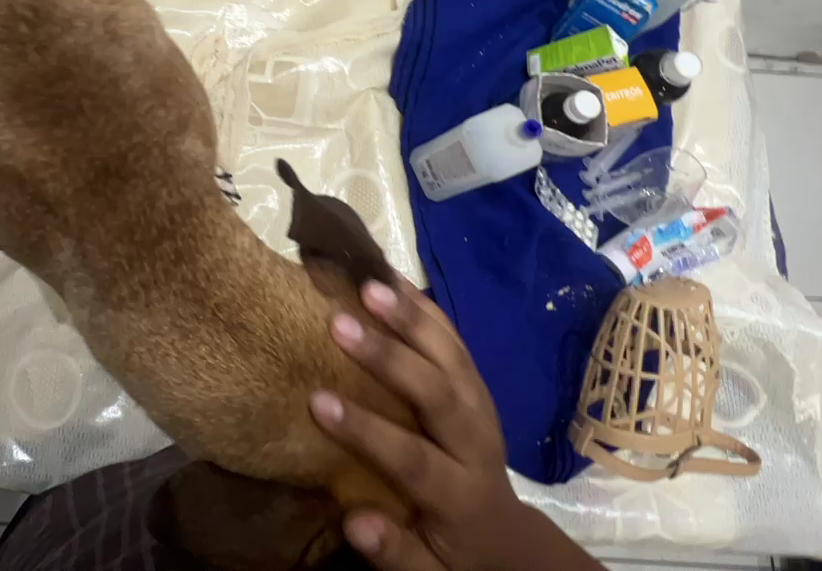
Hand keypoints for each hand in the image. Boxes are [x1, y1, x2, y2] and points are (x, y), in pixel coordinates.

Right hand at [311, 279, 537, 570]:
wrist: (504, 531)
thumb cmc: (453, 551)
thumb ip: (396, 552)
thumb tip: (354, 523)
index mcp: (461, 493)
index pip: (414, 459)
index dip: (367, 431)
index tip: (317, 401)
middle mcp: (475, 438)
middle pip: (438, 390)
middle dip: (387, 355)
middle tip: (338, 322)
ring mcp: (480, 401)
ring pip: (450, 352)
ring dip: (409, 315)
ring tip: (368, 283)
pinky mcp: (475, 379)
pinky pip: (453, 336)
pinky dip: (422, 305)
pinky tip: (391, 277)